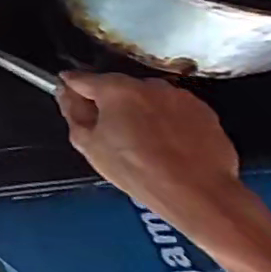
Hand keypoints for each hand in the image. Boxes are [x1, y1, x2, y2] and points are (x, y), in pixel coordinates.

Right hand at [55, 70, 240, 220]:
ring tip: (142, 142)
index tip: (68, 95)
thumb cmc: (137, 170)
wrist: (197, 193)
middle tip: (108, 131)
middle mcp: (148, 85)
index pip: (82, 78)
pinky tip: (166, 145)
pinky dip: (165, 121)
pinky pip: (173, 110)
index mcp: (116, 88)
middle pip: (117, 87)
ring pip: (147, 98)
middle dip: (109, 103)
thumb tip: (66, 94)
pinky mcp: (204, 112)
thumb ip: (72, 112)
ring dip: (139, 111)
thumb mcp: (89, 144)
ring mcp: (179, 97)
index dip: (70, 87)